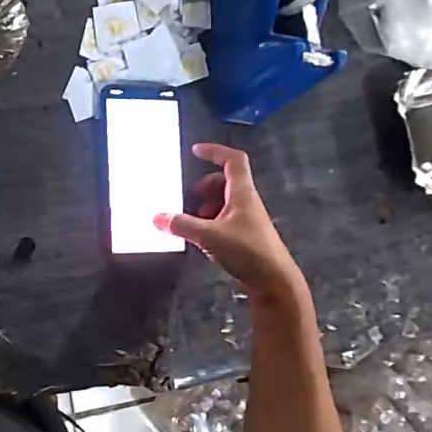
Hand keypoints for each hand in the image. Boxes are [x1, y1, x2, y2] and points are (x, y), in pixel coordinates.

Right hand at [155, 143, 306, 303]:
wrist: (274, 280)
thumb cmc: (246, 251)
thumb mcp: (208, 236)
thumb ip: (182, 225)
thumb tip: (157, 218)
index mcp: (242, 193)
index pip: (232, 160)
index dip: (215, 151)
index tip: (195, 151)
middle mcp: (247, 202)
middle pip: (226, 181)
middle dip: (205, 186)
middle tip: (190, 197)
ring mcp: (249, 219)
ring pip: (225, 201)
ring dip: (208, 205)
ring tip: (193, 220)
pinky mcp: (248, 236)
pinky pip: (227, 219)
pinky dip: (212, 221)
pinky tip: (202, 237)